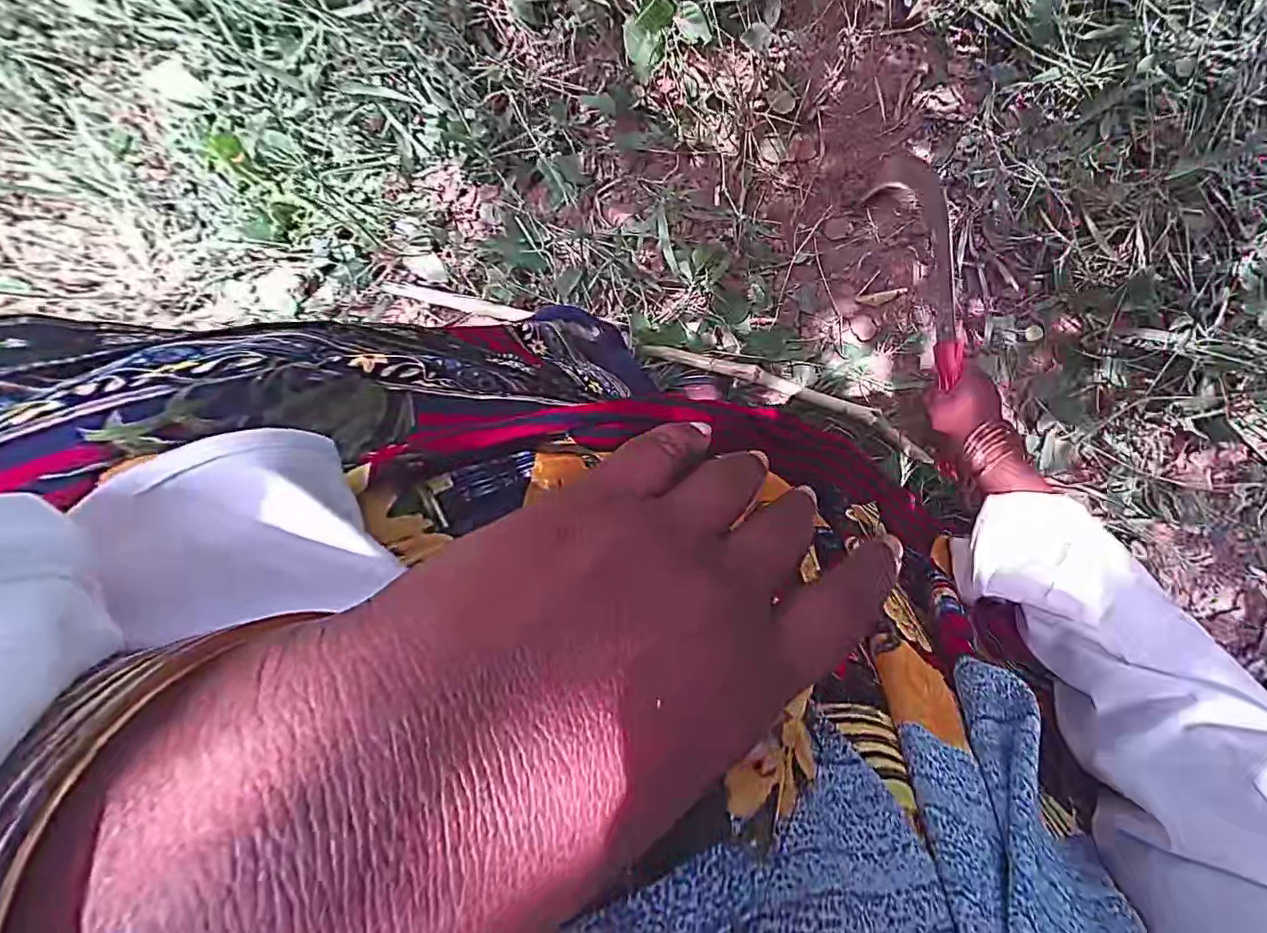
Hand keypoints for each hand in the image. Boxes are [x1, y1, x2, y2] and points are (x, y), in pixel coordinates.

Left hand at [16, 422, 898, 932]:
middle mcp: (714, 594)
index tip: (877, 548)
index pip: (840, 611)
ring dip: (742, 473)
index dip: (865, 573)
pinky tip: (688, 435)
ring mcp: (649, 537)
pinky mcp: (583, 503)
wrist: (389, 778)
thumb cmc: (521, 830)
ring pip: (728, 479)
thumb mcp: (649, 802)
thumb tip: (711, 677)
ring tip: (742, 466)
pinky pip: (655, 452)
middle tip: (791, 510)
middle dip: (793, 519)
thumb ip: (702, 718)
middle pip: (782, 530)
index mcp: (742, 682)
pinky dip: (681, 441)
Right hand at [925, 370, 1056, 499]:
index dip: (943, 366)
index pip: (957, 362)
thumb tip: (931, 391)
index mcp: (974, 376)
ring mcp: (993, 404)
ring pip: (969, 397)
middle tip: (937, 396)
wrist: (983, 454)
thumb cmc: (965, 429)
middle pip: (964, 380)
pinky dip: (965, 417)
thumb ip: (931, 393)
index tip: (937, 370)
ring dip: (957, 404)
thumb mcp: (934, 406)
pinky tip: (954, 427)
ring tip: (944, 416)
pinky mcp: (993, 420)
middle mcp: (987, 387)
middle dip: (950, 388)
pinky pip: (974, 412)